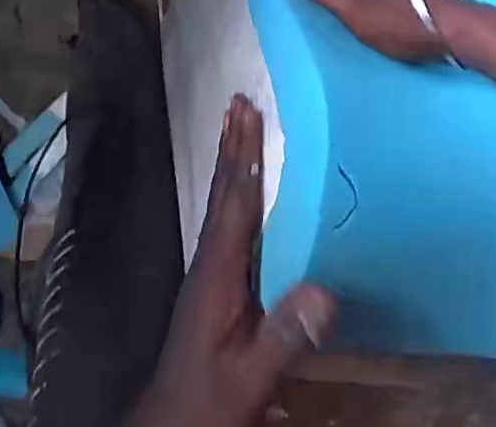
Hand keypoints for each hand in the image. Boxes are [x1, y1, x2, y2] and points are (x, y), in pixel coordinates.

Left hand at [128, 95, 336, 426]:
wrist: (170, 423)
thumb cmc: (209, 400)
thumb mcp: (249, 376)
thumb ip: (284, 334)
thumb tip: (325, 289)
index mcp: (218, 271)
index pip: (235, 201)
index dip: (245, 156)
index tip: (250, 114)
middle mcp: (211, 259)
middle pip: (224, 190)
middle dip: (233, 144)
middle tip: (238, 101)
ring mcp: (210, 268)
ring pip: (222, 200)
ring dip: (231, 159)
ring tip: (236, 124)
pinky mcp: (216, 279)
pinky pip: (229, 217)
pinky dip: (236, 188)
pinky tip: (246, 185)